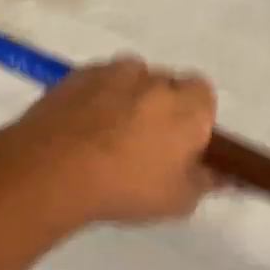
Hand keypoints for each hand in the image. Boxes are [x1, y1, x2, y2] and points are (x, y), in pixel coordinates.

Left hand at [6, 55, 220, 224]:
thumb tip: (217, 172)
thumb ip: (204, 179)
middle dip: (162, 100)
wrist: (52, 165)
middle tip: (151, 134)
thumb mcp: (180, 197)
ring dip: (128, 90)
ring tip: (116, 124)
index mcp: (182, 106)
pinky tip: (87, 118)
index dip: (196, 110)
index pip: (201, 89)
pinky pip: (95, 77)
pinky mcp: (71, 75)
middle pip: (162, 79)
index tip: (187, 134)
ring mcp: (104, 72)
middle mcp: (145, 79)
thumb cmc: (126, 185)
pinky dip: (97, 91)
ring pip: (127, 72)